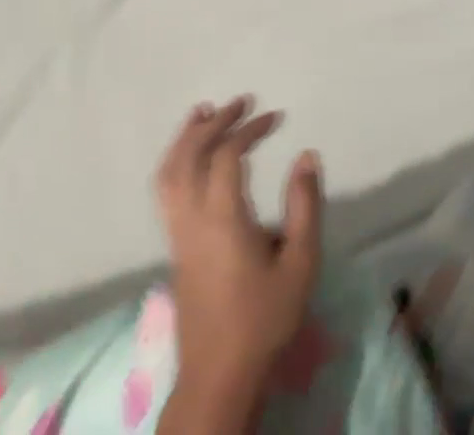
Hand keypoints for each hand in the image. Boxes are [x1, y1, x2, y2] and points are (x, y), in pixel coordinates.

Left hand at [154, 96, 322, 429]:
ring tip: (204, 114)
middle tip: (242, 102)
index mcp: (223, 219)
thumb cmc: (267, 316)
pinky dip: (177, 162)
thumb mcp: (301, 261)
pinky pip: (166, 191)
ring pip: (168, 174)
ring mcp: (177, 234)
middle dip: (213, 123)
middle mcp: (191, 220)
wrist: (221, 371)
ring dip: (185, 139)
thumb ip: (305, 205)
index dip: (250, 129)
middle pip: (188, 157)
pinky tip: (193, 159)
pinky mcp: (175, 248)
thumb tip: (307, 155)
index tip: (277, 118)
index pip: (227, 156)